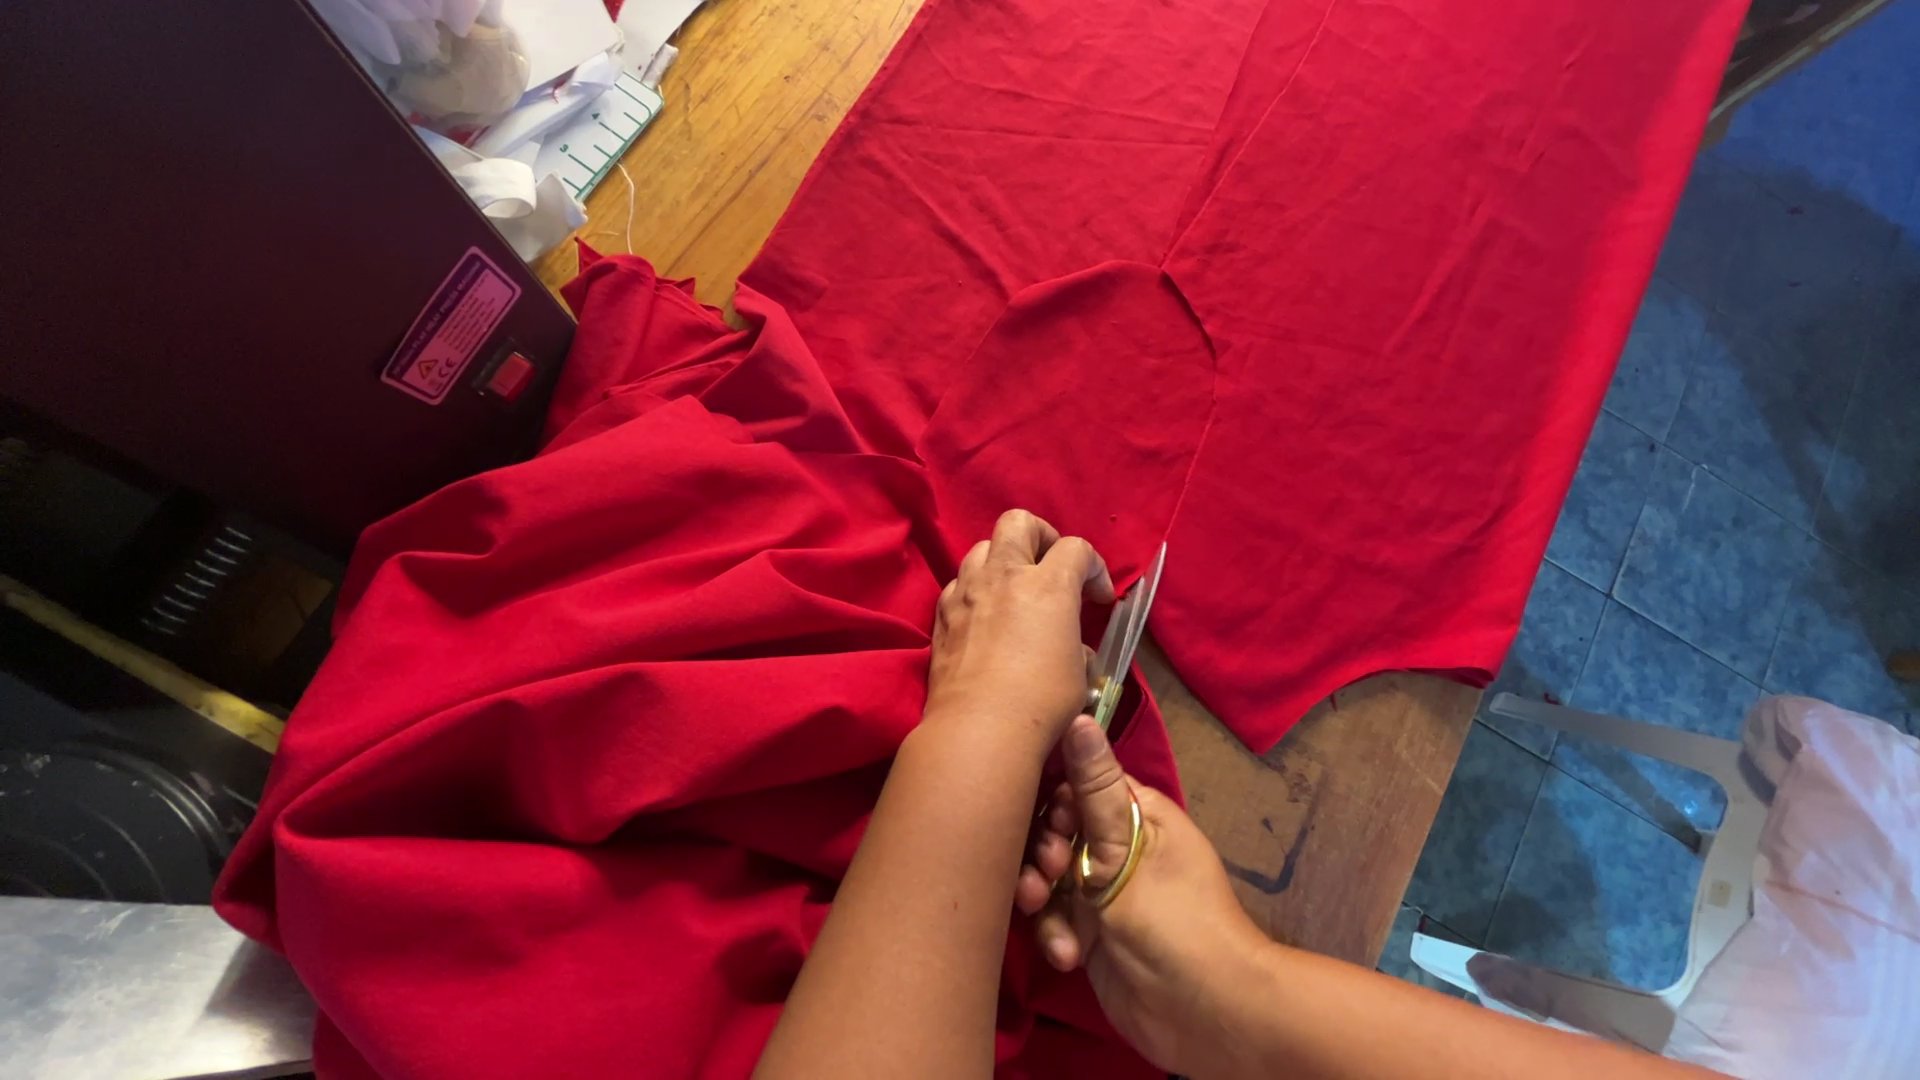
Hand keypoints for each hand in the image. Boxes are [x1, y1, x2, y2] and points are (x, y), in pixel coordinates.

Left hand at [924, 510, 1113, 750]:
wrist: (979, 727)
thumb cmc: (1041, 701)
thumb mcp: (1078, 673)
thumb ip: (1076, 646)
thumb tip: (1071, 650)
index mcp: (1047, 585)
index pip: (1076, 548)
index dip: (1094, 569)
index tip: (1098, 600)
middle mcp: (1004, 575)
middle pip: (1019, 522)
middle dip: (1041, 537)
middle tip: (1050, 567)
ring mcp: (966, 591)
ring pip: (981, 548)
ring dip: (1002, 561)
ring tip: (1013, 591)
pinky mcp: (941, 614)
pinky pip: (958, 584)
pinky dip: (974, 591)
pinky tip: (983, 618)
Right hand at [1016, 716, 1269, 1076]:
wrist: (1207, 1018)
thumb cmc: (1175, 919)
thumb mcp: (1128, 849)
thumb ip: (1095, 788)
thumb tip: (1078, 716)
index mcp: (1135, 813)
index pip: (1075, 784)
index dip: (1052, 801)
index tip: (1051, 824)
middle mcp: (1112, 846)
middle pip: (1051, 831)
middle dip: (1038, 853)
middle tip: (1046, 876)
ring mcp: (1098, 892)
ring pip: (1043, 876)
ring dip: (1039, 895)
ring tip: (1046, 911)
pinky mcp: (1085, 933)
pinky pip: (1051, 919)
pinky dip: (1054, 935)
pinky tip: (1069, 955)